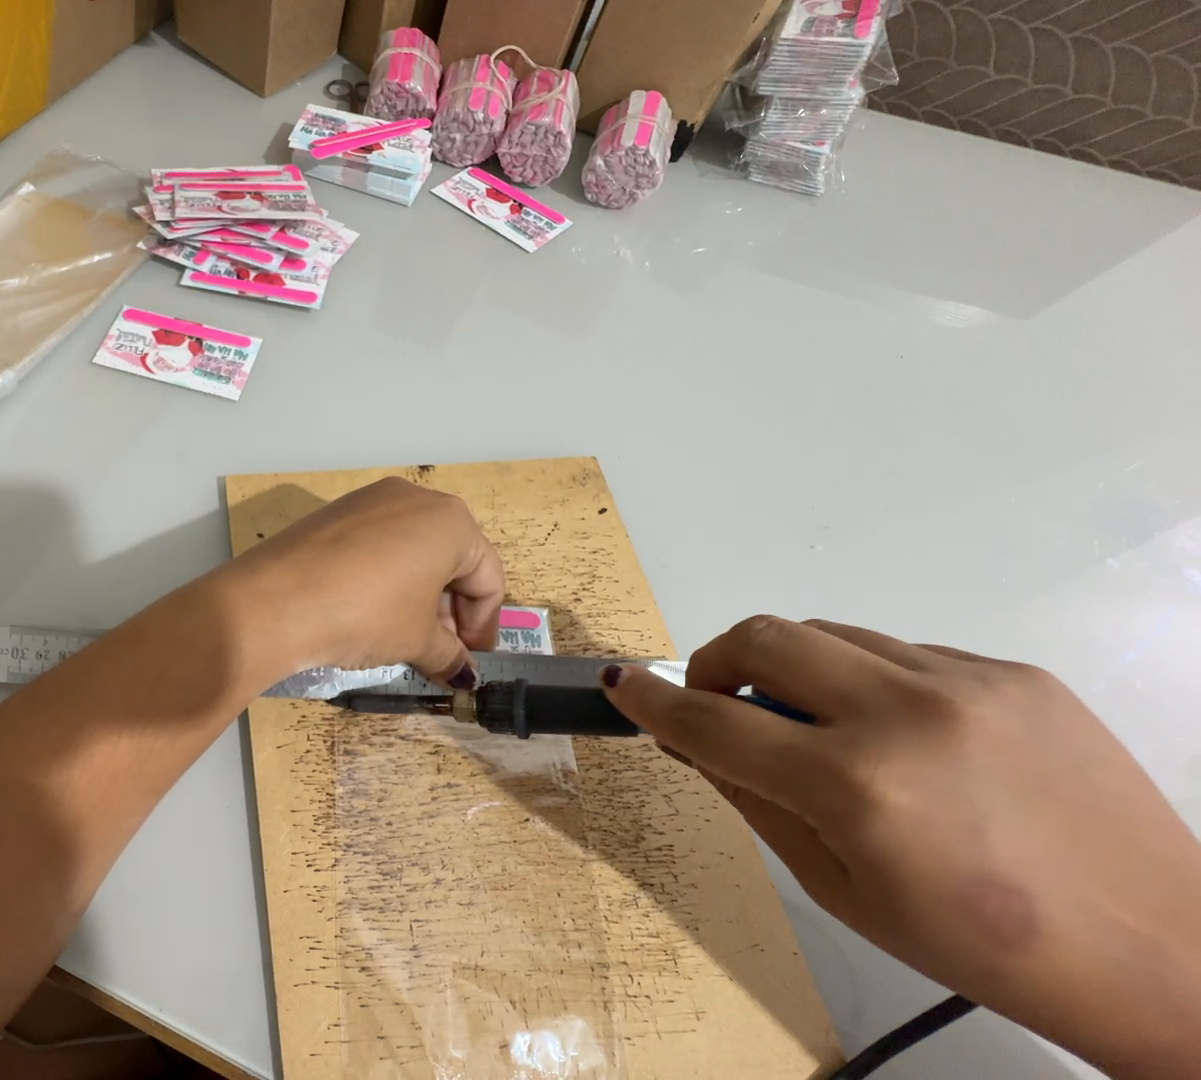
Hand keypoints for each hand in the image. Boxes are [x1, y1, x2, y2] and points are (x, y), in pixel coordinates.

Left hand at [221, 477, 504, 685]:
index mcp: (451, 521)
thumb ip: (449, 655)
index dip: (484, 626)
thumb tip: (465, 674)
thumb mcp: (416, 640)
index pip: (487, 578)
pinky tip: (370, 612)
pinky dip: (387, 578)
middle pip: (451, 559)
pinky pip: (379, 545)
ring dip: (419, 596)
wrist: (275, 601)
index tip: (471, 660)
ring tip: (405, 637)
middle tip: (440, 652)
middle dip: (450, 610)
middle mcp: (415, 499)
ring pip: (413, 551)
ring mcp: (371, 500)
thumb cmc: (365, 615)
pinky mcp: (336, 512)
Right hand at [602, 617, 1200, 1076]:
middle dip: (717, 662)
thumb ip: (753, 796)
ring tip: (818, 724)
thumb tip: (695, 739)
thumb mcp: (836, 886)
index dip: (654, 701)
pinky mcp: (1015, 673)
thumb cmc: (977, 942)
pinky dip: (865, 681)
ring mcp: (968, 684)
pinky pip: (899, 652)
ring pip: (828, 633)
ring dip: (792, 668)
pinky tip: (901, 736)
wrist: (1168, 953)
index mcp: (856, 786)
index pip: (714, 722)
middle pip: (764, 637)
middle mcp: (907, 715)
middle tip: (721, 702)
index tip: (622, 683)